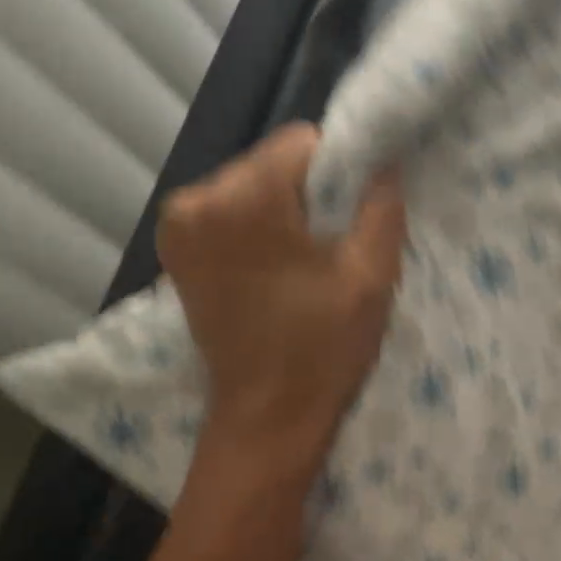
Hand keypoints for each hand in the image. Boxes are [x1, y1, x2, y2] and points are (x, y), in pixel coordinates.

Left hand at [157, 122, 406, 471]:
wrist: (268, 418)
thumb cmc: (324, 352)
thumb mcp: (371, 281)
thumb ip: (381, 212)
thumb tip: (384, 163)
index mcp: (244, 199)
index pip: (303, 142)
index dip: (343, 172)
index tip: (359, 220)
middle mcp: (197, 198)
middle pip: (273, 164)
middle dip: (311, 196)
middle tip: (337, 252)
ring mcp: (179, 226)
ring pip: (250, 190)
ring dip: (284, 216)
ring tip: (307, 270)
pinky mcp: (176, 252)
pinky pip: (228, 218)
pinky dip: (257, 235)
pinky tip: (278, 277)